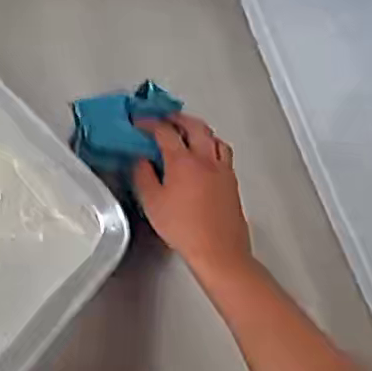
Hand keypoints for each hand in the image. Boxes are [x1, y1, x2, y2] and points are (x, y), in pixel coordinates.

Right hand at [133, 113, 251, 275]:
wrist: (218, 252)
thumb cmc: (182, 227)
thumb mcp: (151, 201)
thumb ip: (142, 174)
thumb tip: (140, 159)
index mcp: (183, 161)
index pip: (165, 131)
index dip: (150, 123)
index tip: (139, 123)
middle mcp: (206, 160)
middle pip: (195, 127)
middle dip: (177, 118)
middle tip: (164, 118)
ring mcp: (223, 171)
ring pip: (213, 138)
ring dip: (198, 129)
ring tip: (186, 132)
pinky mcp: (232, 183)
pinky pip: (223, 153)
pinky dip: (211, 145)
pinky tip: (203, 155)